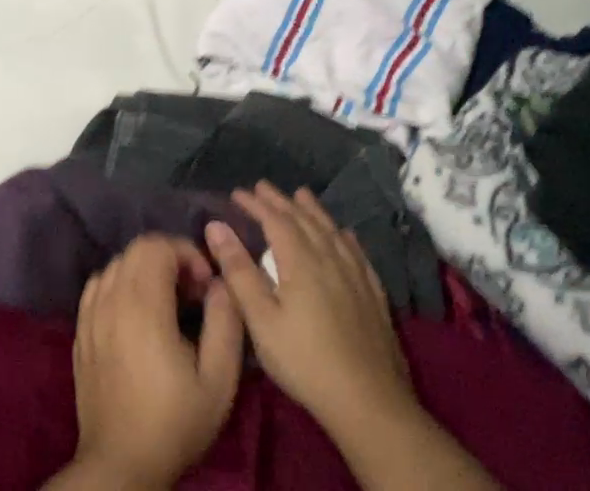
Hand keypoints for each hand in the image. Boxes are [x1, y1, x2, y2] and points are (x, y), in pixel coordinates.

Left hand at [63, 236, 246, 489]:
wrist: (122, 460)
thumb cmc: (175, 422)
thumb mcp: (218, 379)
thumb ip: (225, 323)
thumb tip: (222, 284)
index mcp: (141, 306)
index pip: (155, 245)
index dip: (186, 253)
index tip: (206, 286)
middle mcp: (109, 301)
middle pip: (134, 250)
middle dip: (168, 260)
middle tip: (193, 295)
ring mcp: (89, 315)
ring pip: (114, 266)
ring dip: (143, 272)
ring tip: (169, 306)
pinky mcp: (80, 332)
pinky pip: (97, 288)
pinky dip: (120, 287)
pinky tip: (138, 317)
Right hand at [205, 182, 413, 430]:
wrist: (369, 402)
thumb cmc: (304, 360)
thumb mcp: (260, 319)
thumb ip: (238, 270)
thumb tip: (216, 226)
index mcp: (301, 263)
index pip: (276, 221)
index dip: (256, 204)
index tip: (237, 192)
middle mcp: (331, 261)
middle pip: (305, 221)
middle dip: (282, 201)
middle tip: (263, 186)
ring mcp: (357, 278)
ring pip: (333, 232)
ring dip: (313, 212)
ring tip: (301, 196)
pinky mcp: (374, 296)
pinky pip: (357, 253)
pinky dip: (344, 237)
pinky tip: (345, 235)